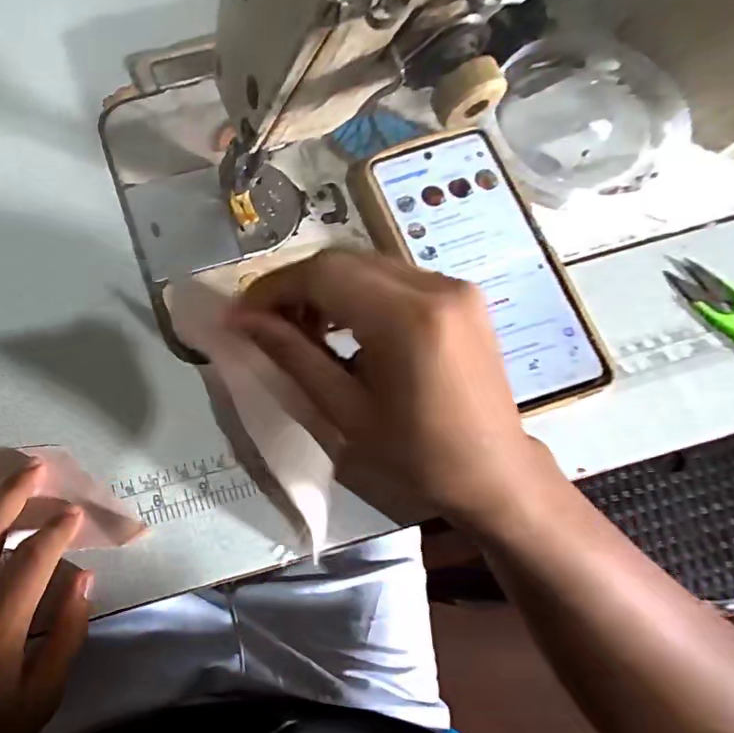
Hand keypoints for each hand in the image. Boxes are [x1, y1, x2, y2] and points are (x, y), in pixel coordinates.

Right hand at [231, 250, 562, 526]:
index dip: (273, 289)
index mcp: (408, 320)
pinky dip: (357, 292)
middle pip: (344, 260)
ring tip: (300, 328)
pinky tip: (342, 325)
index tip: (239, 315)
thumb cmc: (416, 457)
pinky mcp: (461, 293)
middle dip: (295, 285)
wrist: (493, 472)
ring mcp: (454, 285)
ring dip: (324, 287)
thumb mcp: (345, 411)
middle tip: (264, 323)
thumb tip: (242, 321)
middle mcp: (436, 286)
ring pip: (367, 264)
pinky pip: (393, 277)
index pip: (324, 274)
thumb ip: (293, 356)